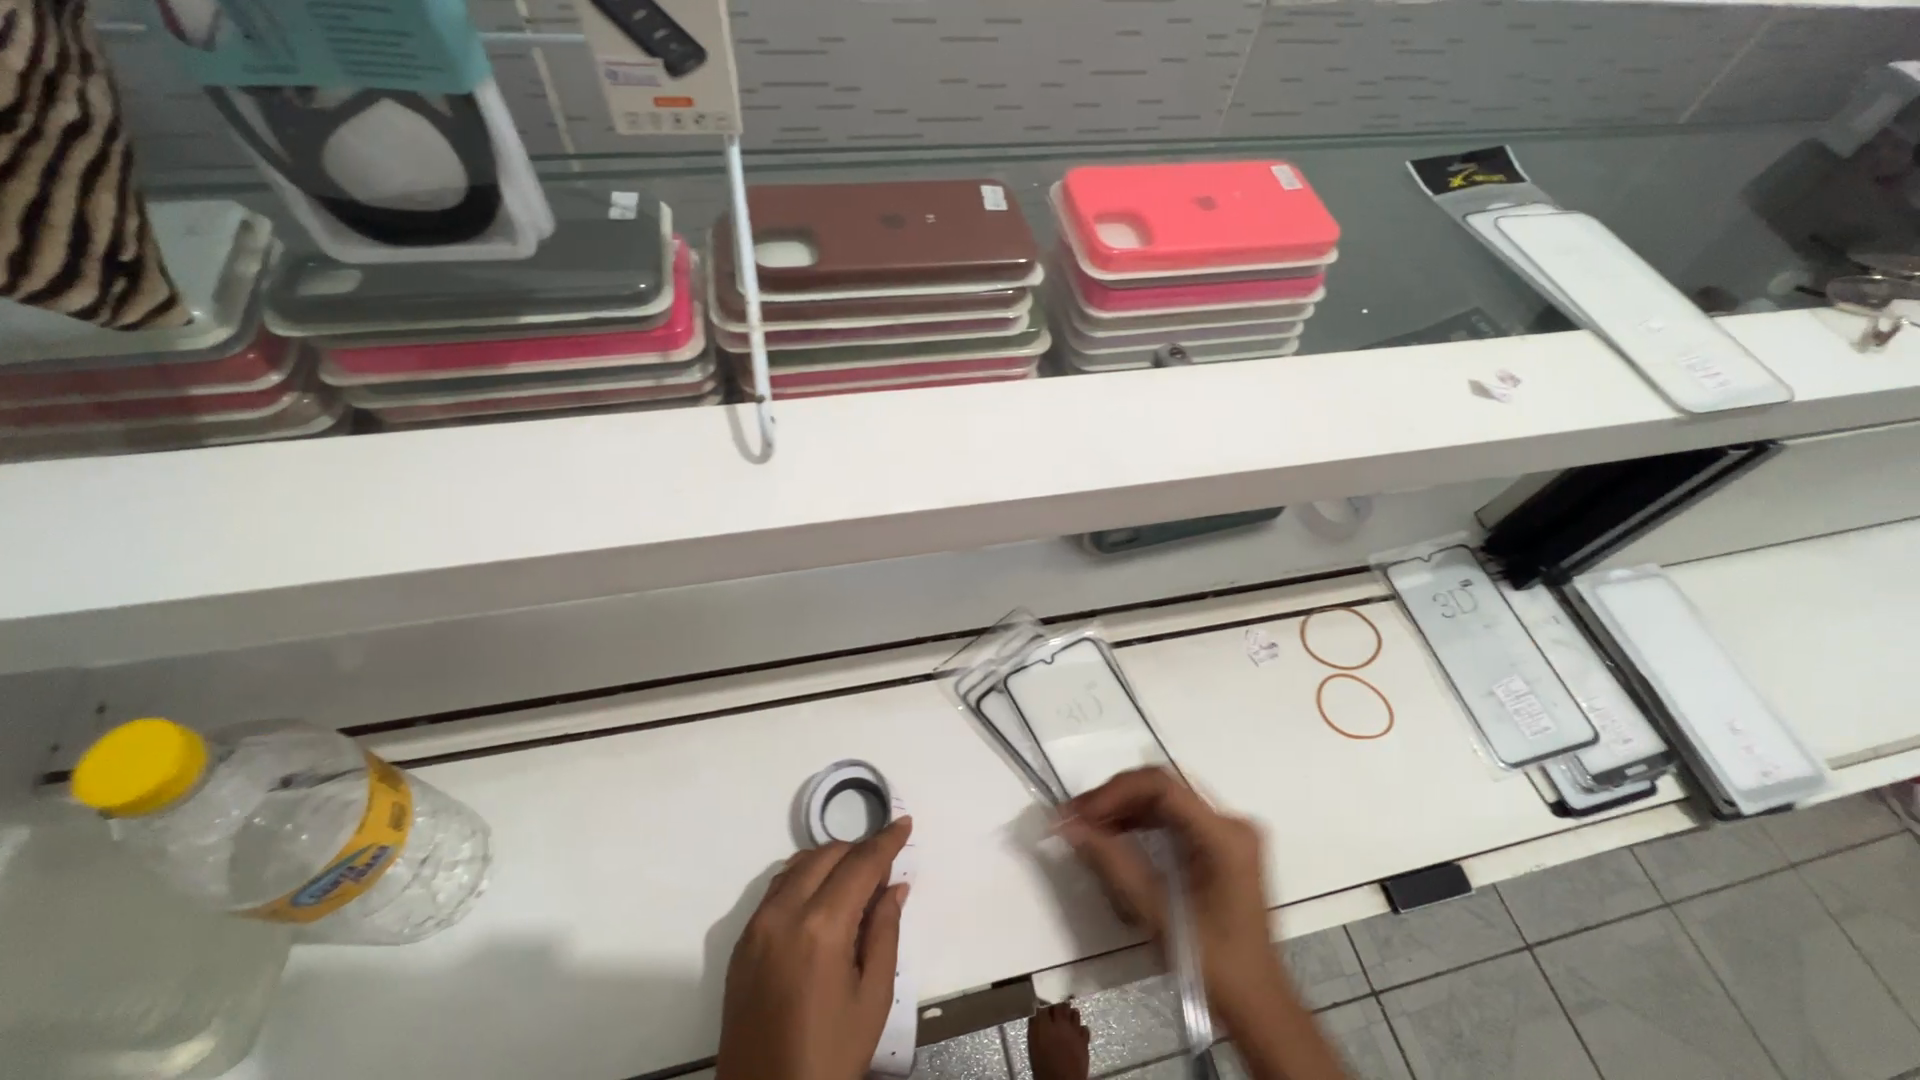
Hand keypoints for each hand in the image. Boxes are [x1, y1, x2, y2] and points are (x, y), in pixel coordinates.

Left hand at [716, 817, 912, 1079]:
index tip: (904, 823)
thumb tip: (894, 886)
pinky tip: (821, 900)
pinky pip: (775, 890)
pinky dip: (802, 879)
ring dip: (828, 862)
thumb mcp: (873, 996)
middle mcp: (782, 914)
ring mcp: (755, 927)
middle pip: (825, 856)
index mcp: (821, 927)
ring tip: (856, 880)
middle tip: (885, 865)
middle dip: (858, 851)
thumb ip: (884, 931)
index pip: (860, 865)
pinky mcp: (740, 943)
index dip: (886, 841)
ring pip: (796, 867)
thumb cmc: (831, 1052)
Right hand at [1056, 769, 1286, 1030]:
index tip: (1078, 814)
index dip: (1113, 794)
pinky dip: (1142, 824)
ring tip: (1087, 827)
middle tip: (1074, 818)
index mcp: (1224, 835)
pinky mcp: (1222, 847)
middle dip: (1114, 799)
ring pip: (1166, 801)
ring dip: (1125, 810)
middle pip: (1163, 788)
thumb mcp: (1156, 913)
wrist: (1256, 1001)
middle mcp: (1231, 823)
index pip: (1161, 787)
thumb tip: (1069, 826)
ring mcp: (1230, 834)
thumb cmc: (1212, 964)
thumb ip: (1112, 862)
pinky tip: (1115, 838)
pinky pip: (1176, 819)